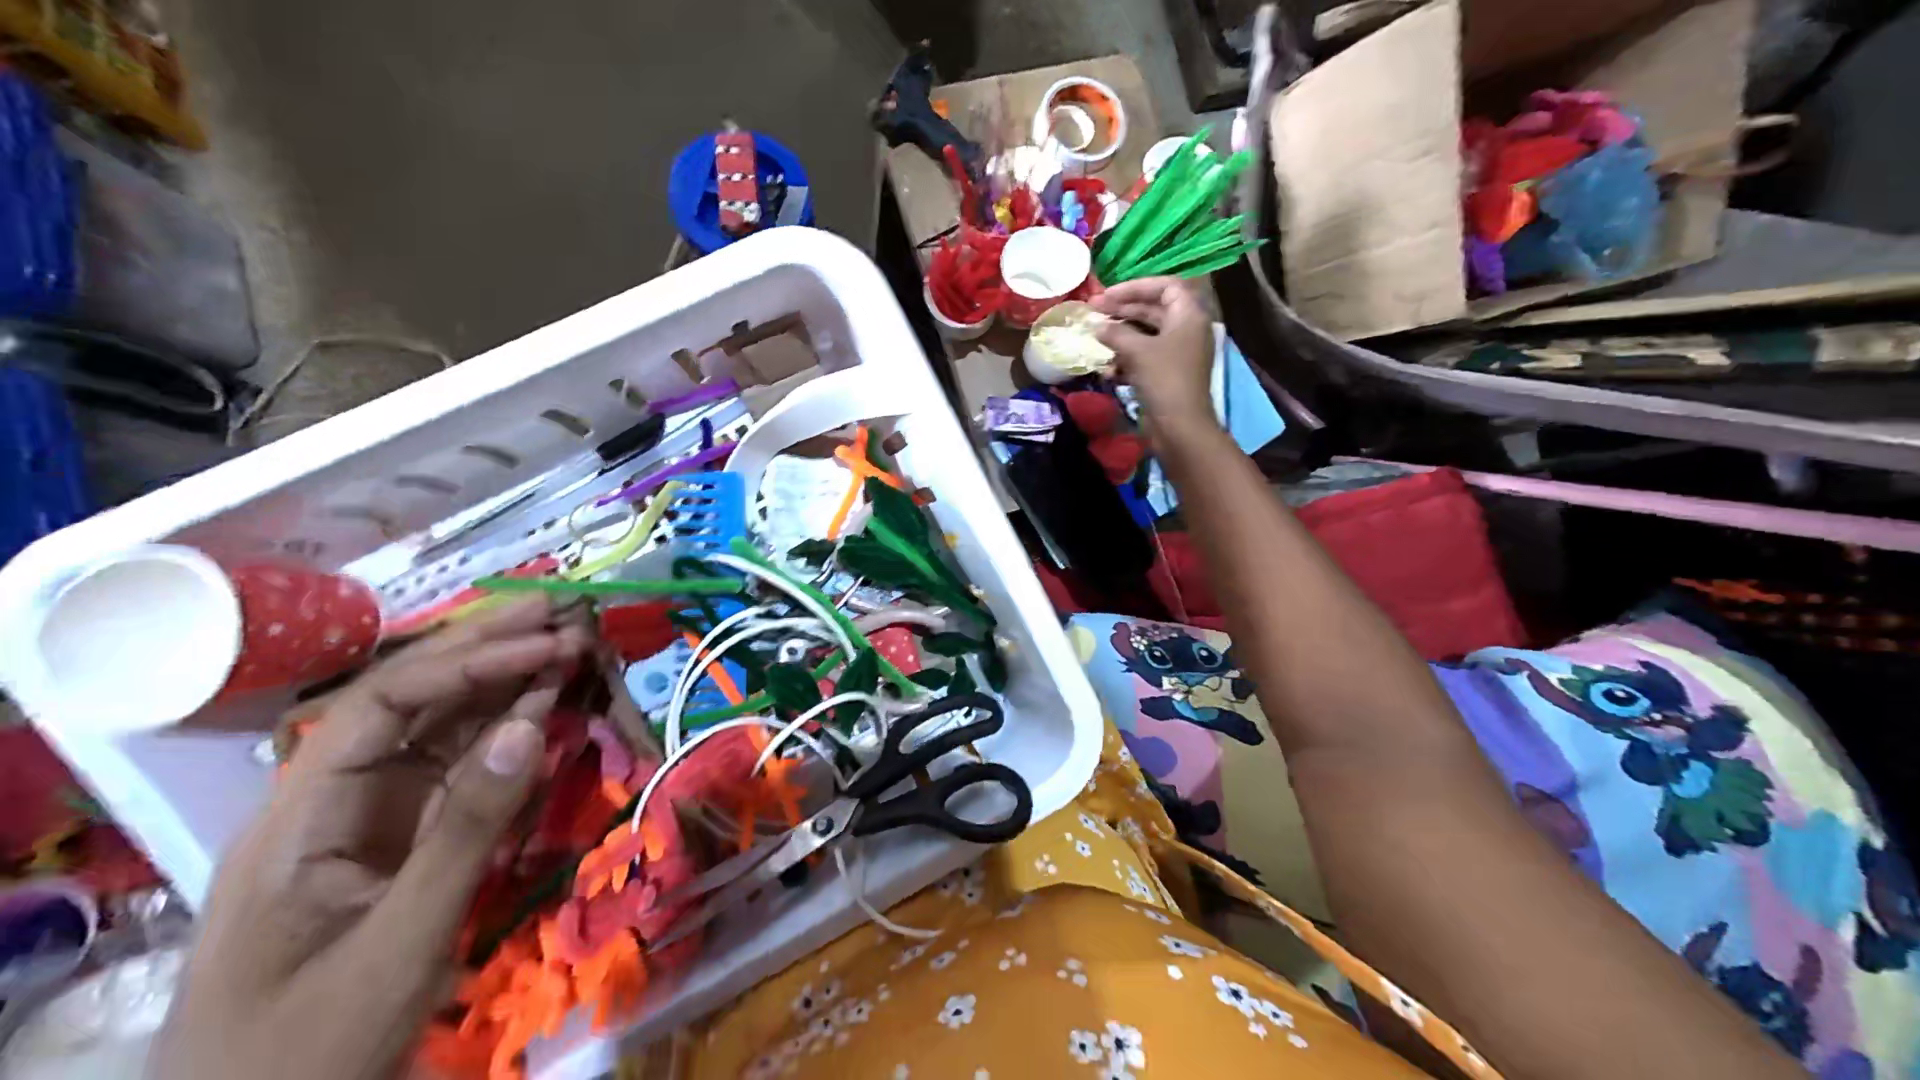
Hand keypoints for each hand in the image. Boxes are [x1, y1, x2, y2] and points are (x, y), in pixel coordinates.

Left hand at [152, 597, 590, 1079]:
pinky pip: (463, 774)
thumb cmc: (311, 1049)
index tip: (544, 643)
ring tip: (565, 644)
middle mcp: (335, 800)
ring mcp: (374, 821)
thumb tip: (528, 727)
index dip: (466, 662)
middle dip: (483, 650)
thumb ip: (465, 833)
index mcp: (301, 817)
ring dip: (504, 685)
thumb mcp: (397, 946)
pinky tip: (544, 706)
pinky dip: (508, 736)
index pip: (383, 705)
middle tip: (557, 607)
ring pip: (442, 731)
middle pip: (410, 701)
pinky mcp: (409, 842)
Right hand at [1093, 277, 1217, 436]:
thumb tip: (1096, 325)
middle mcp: (1187, 329)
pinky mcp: (1168, 373)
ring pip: (1147, 334)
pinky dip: (1127, 357)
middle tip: (1093, 311)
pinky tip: (1107, 366)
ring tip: (1096, 335)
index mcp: (1189, 315)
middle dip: (1123, 309)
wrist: (1180, 426)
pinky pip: (1146, 356)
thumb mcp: (1137, 351)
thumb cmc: (1164, 379)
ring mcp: (1178, 353)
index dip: (1136, 287)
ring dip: (1121, 334)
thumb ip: (1115, 333)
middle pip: (1154, 309)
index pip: (1165, 286)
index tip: (1108, 295)